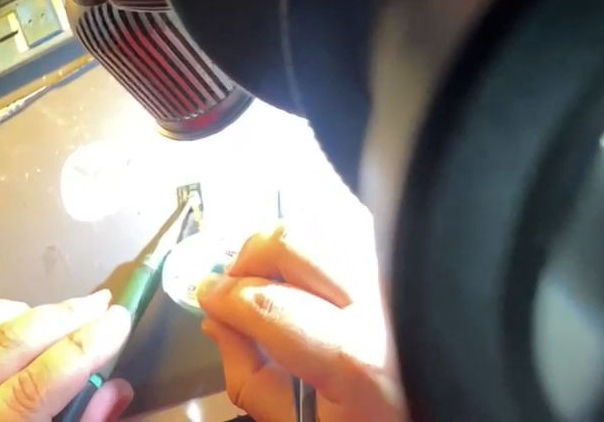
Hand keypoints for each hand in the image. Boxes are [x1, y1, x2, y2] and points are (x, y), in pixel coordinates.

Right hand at [197, 223, 407, 421]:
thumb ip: (248, 376)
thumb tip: (217, 321)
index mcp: (355, 360)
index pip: (272, 306)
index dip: (227, 295)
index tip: (204, 293)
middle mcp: (381, 307)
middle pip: (297, 243)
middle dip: (251, 254)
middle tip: (233, 280)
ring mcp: (394, 281)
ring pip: (323, 226)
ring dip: (281, 243)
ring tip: (265, 272)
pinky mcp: (399, 268)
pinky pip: (347, 229)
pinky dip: (314, 240)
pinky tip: (300, 266)